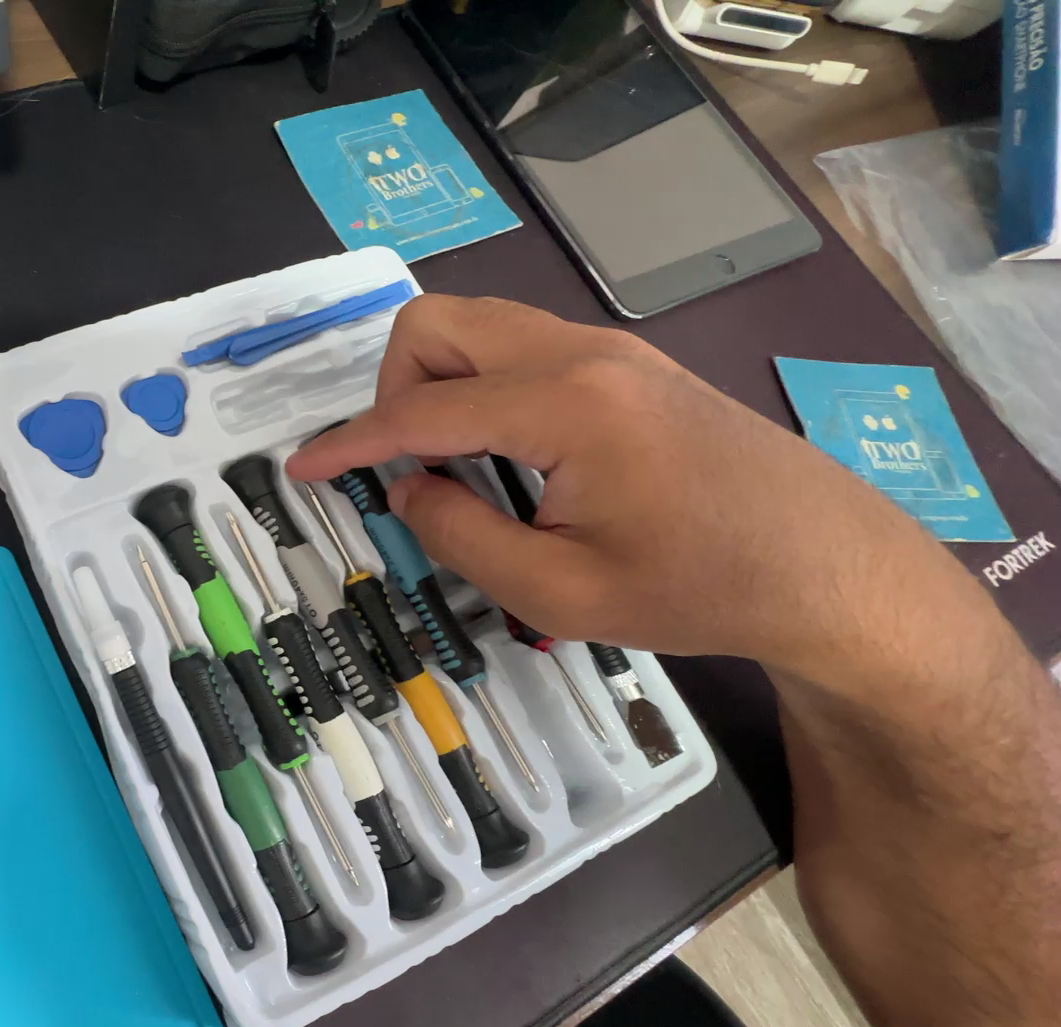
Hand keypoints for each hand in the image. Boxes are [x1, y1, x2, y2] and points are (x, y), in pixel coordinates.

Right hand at [285, 293, 998, 689]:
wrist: (833, 571)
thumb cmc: (696, 590)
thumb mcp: (555, 593)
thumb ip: (457, 535)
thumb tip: (407, 487)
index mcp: (565, 407)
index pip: (419, 411)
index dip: (348, 443)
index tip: (303, 468)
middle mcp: (581, 354)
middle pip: (437, 323)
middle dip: (393, 391)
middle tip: (409, 465)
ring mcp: (607, 351)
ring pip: (474, 326)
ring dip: (434, 386)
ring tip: (452, 464)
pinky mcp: (623, 364)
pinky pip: (514, 348)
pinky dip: (476, 389)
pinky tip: (504, 456)